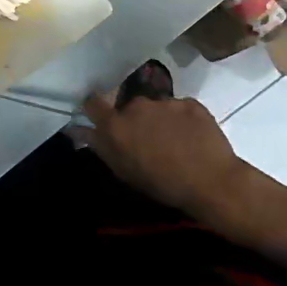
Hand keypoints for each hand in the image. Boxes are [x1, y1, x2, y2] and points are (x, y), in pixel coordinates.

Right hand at [79, 91, 249, 215]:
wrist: (210, 180)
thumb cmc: (161, 184)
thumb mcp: (123, 171)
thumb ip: (100, 146)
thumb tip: (76, 128)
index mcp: (116, 125)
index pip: (93, 103)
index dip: (95, 107)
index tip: (101, 116)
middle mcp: (138, 106)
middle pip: (129, 107)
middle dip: (135, 120)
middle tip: (148, 141)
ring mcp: (166, 102)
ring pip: (157, 108)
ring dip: (160, 120)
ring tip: (175, 142)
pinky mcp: (191, 102)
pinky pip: (180, 109)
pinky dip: (182, 120)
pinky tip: (192, 138)